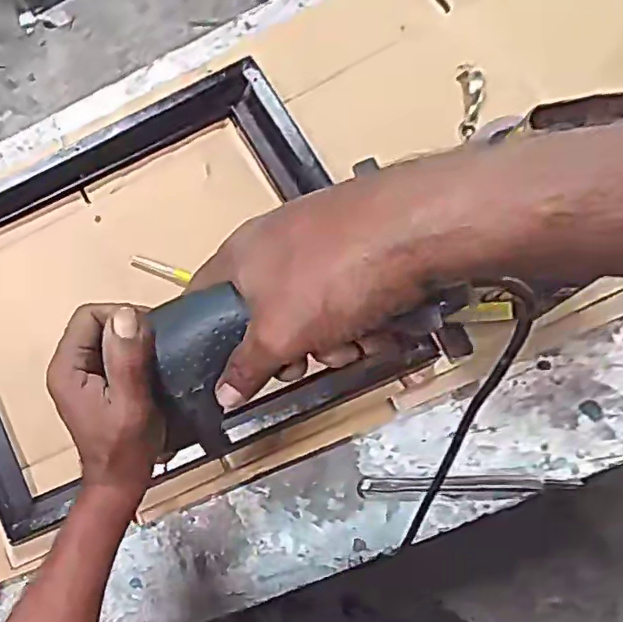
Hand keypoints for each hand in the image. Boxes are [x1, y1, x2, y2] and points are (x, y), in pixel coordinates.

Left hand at [47, 304, 163, 498]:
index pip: (89, 316)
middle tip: (155, 350)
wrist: (119, 482)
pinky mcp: (93, 386)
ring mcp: (79, 377)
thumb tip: (126, 315)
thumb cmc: (124, 451)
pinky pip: (111, 356)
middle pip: (96, 324)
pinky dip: (131, 358)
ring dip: (132, 345)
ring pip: (106, 339)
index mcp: (67, 369)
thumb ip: (127, 360)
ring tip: (153, 362)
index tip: (148, 335)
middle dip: (128, 330)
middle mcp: (67, 368)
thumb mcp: (131, 403)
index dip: (121, 316)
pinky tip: (146, 373)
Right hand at [193, 154, 461, 408]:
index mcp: (239, 255)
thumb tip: (223, 394)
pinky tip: (378, 328)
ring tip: (354, 344)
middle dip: (288, 349)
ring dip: (331, 341)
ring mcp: (319, 242)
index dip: (206, 335)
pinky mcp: (359, 246)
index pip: (203, 299)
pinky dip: (360, 320)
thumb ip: (247, 368)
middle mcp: (275, 243)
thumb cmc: (337, 270)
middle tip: (302, 363)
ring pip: (311, 311)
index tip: (221, 366)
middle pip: (265, 314)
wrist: (419, 227)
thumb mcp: (279, 336)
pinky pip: (346, 297)